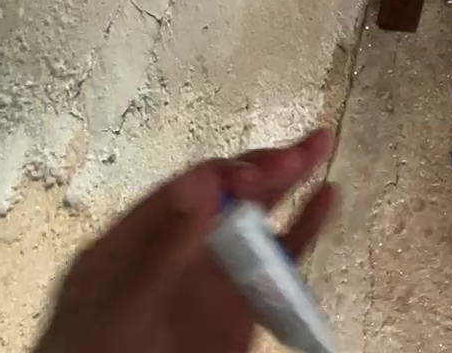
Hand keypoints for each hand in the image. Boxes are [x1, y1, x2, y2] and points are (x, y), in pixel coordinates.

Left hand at [34, 129, 335, 352]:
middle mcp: (177, 249)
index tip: (257, 176)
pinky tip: (327, 196)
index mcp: (135, 244)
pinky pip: (279, 256)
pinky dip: (305, 224)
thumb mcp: (124, 308)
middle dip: (264, 168)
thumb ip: (165, 245)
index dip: (224, 176)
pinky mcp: (243, 301)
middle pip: (226, 194)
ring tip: (321, 143)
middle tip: (301, 152)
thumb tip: (203, 175)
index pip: (184, 191)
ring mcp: (212, 274)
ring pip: (257, 215)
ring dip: (291, 178)